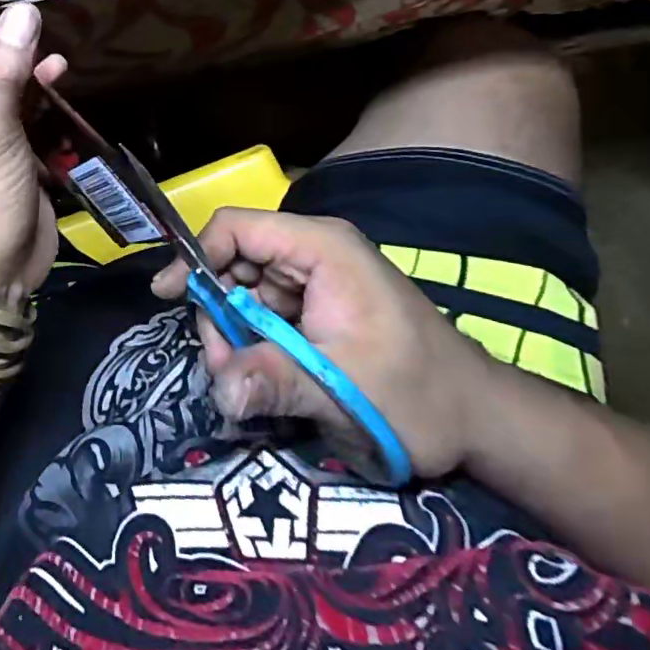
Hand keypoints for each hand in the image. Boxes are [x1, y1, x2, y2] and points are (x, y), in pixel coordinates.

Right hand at [151, 209, 498, 478]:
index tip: (169, 296)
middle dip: (215, 310)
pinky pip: (257, 310)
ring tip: (247, 377)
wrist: (480, 421)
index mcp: (322, 249)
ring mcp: (311, 278)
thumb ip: (278, 383)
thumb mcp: (344, 391)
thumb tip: (220, 391)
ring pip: (238, 289)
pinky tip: (262, 373)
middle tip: (223, 363)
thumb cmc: (421, 396)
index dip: (195, 256)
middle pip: (230, 260)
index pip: (236, 228)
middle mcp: (312, 253)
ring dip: (230, 332)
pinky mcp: (311, 304)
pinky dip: (248, 340)